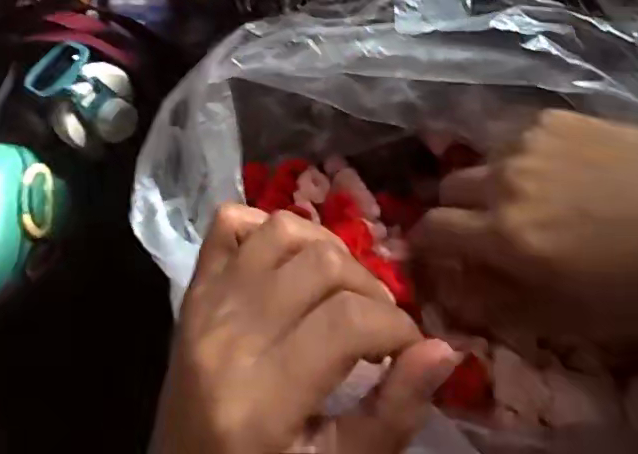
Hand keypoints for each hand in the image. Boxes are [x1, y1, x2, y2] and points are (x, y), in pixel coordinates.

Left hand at [152, 205, 460, 452]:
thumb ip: (392, 415)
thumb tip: (446, 349)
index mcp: (260, 402)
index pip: (347, 322)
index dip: (397, 327)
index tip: (411, 348)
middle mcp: (227, 337)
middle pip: (320, 265)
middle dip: (370, 289)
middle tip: (381, 327)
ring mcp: (203, 304)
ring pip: (281, 229)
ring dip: (326, 249)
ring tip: (342, 290)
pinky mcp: (192, 288)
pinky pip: (229, 222)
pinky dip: (266, 226)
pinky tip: (290, 263)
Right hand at [410, 110, 637, 347]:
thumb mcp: (580, 321)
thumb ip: (504, 304)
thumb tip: (453, 287)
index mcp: (508, 236)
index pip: (432, 231)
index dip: (427, 247)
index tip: (439, 258)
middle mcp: (505, 178)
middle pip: (449, 188)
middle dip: (457, 213)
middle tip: (489, 235)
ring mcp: (529, 139)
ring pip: (482, 160)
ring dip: (490, 184)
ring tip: (534, 204)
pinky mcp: (555, 116)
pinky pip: (515, 139)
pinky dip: (522, 160)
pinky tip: (565, 175)